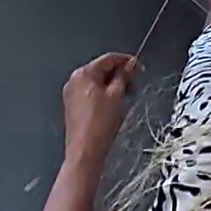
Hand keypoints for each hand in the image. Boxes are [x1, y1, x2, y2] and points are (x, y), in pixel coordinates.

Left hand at [61, 53, 139, 168]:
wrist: (85, 151)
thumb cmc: (101, 123)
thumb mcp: (117, 94)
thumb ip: (124, 75)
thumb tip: (131, 64)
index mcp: (84, 74)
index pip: (109, 59)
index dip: (127, 61)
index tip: (139, 67)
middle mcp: (74, 81)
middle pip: (102, 69)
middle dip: (120, 75)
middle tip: (135, 83)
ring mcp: (72, 94)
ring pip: (97, 81)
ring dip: (114, 85)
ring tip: (127, 95)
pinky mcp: (73, 106)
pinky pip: (91, 92)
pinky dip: (104, 94)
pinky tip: (115, 103)